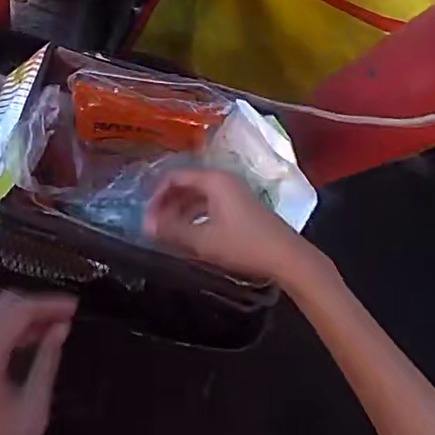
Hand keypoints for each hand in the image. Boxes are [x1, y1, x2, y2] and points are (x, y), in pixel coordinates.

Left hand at [0, 290, 76, 434]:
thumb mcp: (32, 409)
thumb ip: (47, 360)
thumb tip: (61, 328)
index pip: (20, 309)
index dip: (49, 303)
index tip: (75, 305)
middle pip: (4, 305)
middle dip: (36, 305)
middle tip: (67, 313)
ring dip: (22, 316)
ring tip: (55, 325)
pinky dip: (7, 329)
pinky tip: (30, 340)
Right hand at [144, 166, 322, 284]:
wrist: (288, 258)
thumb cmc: (244, 245)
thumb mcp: (204, 240)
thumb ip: (173, 231)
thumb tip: (146, 227)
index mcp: (213, 180)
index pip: (175, 177)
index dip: (157, 195)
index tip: (147, 215)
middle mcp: (222, 180)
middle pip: (185, 185)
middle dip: (167, 204)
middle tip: (154, 225)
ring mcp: (233, 192)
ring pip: (197, 196)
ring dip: (180, 211)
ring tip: (167, 232)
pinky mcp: (240, 206)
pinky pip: (209, 204)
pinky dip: (194, 216)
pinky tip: (189, 234)